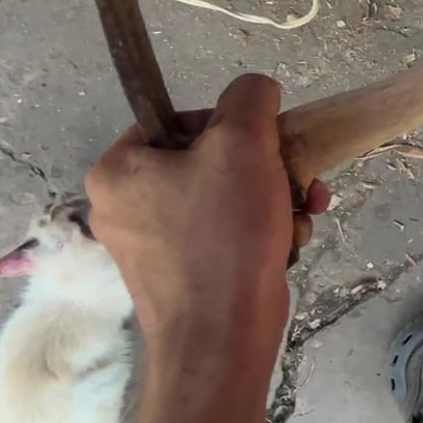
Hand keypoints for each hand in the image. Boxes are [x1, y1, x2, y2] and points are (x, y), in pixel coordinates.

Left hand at [86, 74, 329, 358]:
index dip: (235, 126)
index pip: (185, 117)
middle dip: (271, 168)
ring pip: (231, 193)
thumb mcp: (245, 144)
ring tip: (302, 215)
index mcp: (119, 169)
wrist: (223, 332)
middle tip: (301, 185)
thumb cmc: (226, 233)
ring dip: (278, 197)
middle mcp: (126, 203)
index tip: (266, 148)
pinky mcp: (184, 270)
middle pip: (216, 158)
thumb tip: (256, 90)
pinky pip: (231, 229)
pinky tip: (287, 240)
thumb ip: (250, 98)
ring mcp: (155, 242)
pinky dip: (266, 228)